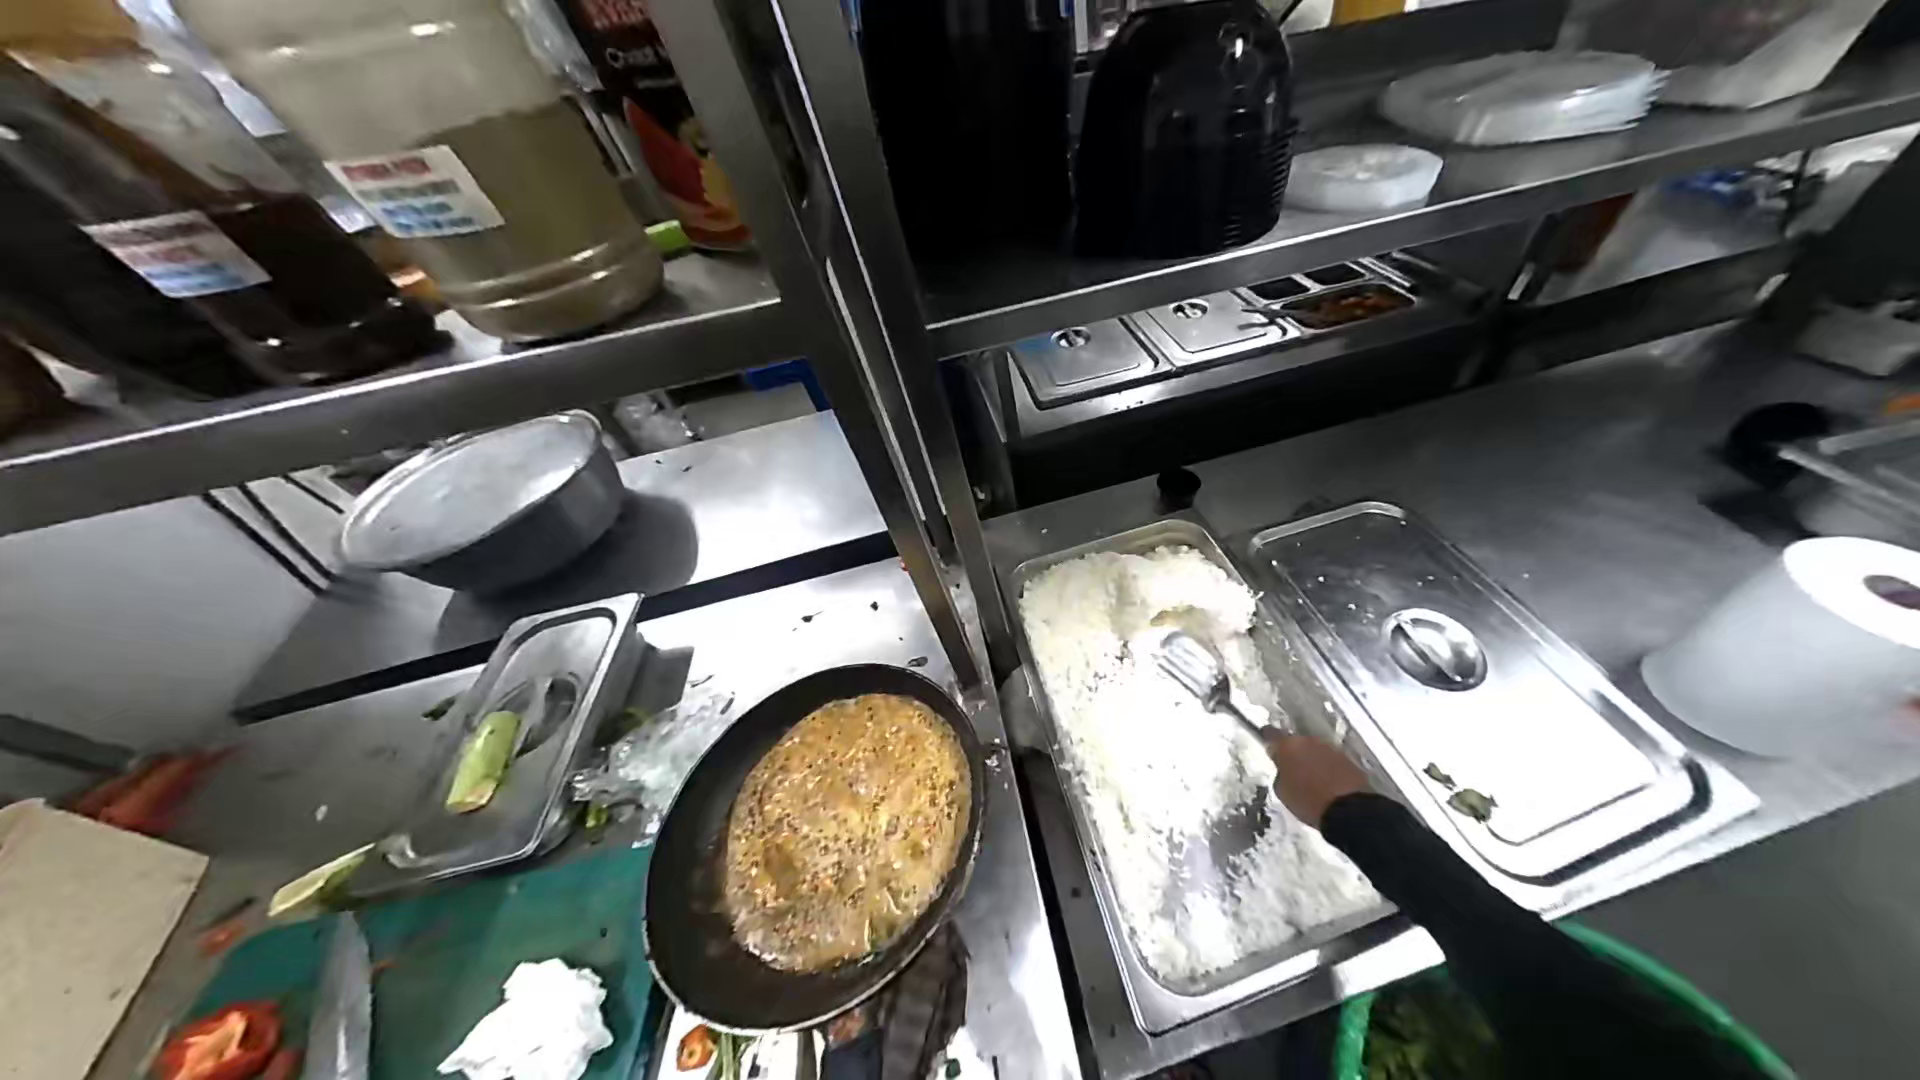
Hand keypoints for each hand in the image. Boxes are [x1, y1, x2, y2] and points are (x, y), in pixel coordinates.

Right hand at [1261, 733, 1370, 828]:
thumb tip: (1284, 768)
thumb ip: (1280, 773)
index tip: (1271, 750)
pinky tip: (1329, 784)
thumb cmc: (1308, 801)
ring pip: (1315, 750)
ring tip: (1314, 779)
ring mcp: (1331, 748)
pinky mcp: (1349, 760)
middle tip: (1294, 771)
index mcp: (1287, 745)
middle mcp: (1309, 741)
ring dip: (1312, 760)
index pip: (1271, 733)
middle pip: (1296, 742)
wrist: (1351, 811)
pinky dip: (1328, 768)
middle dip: (1294, 753)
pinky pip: (1332, 760)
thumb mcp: (1282, 791)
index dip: (1269, 741)